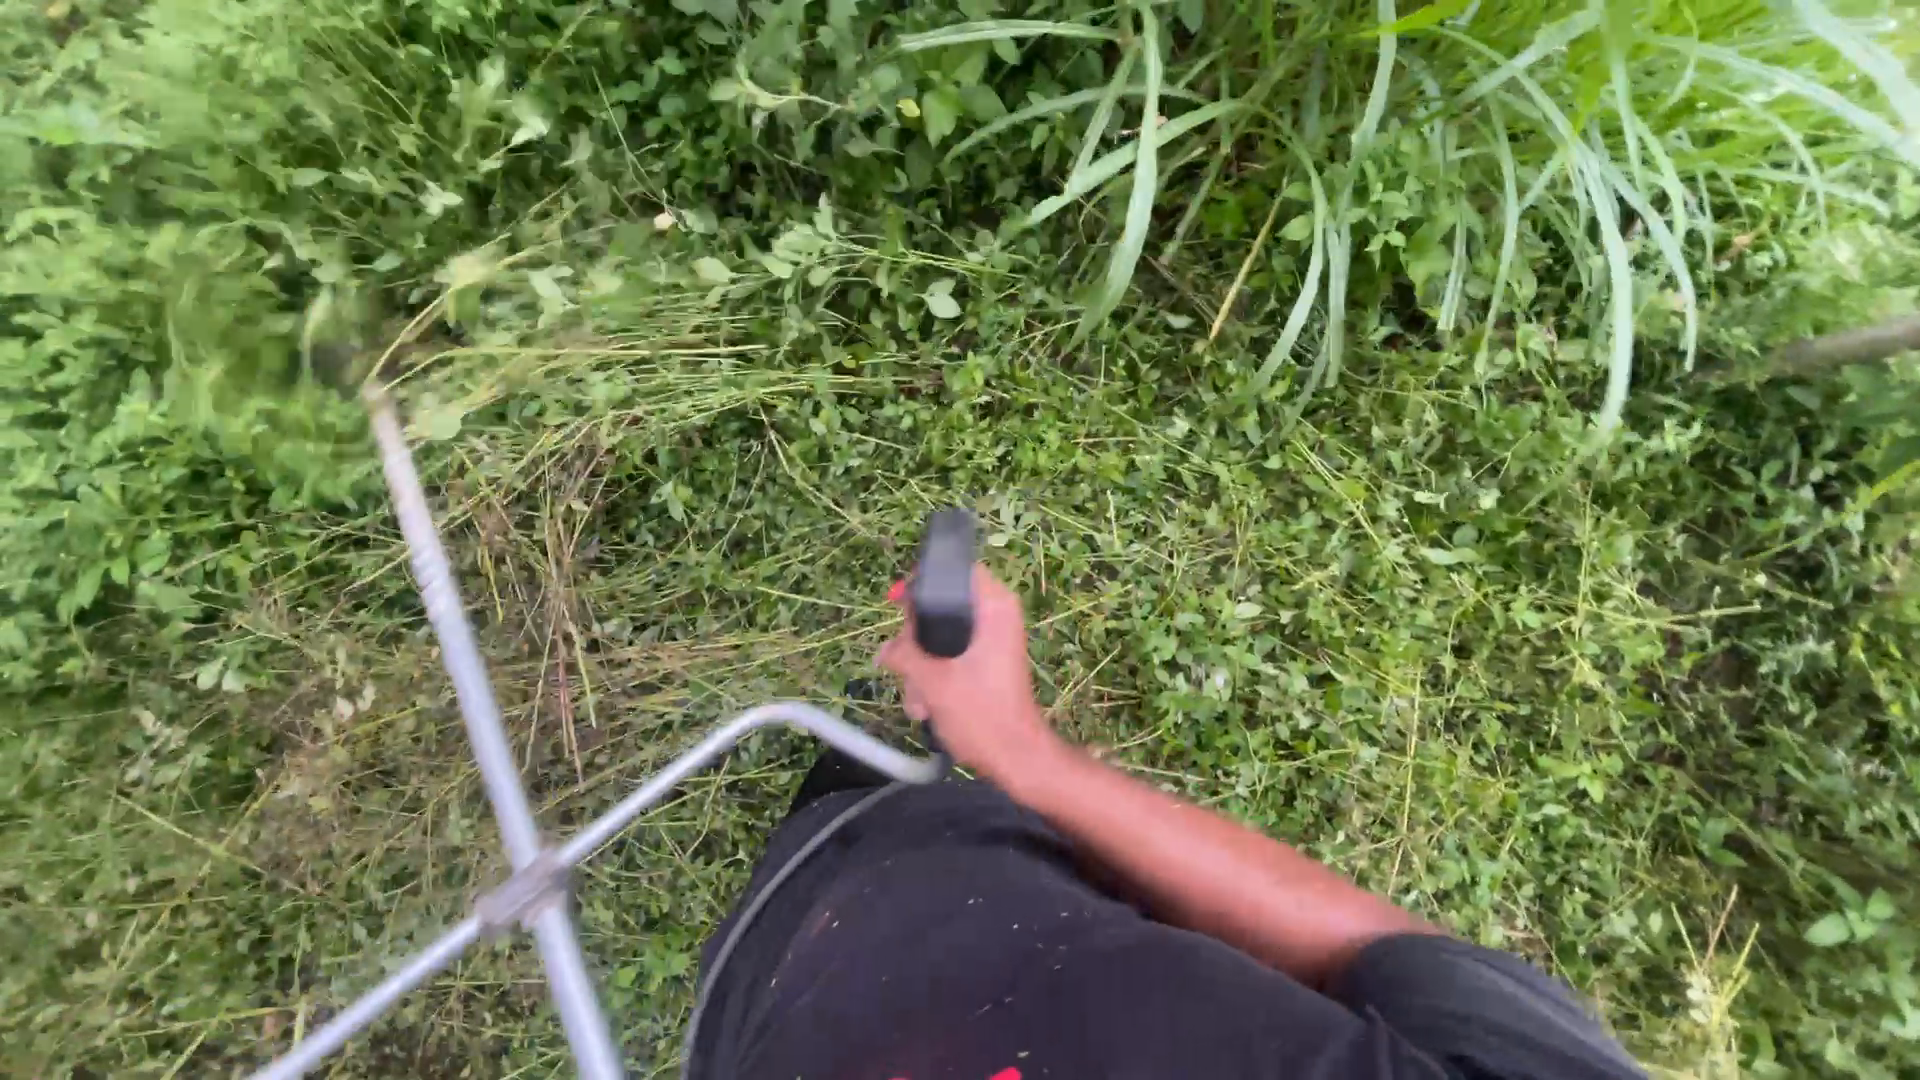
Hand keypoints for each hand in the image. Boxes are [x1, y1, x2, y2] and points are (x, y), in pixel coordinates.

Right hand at [876, 565, 1059, 780]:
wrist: (1014, 757)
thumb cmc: (980, 713)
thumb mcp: (931, 679)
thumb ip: (903, 653)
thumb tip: (885, 650)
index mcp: (994, 607)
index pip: (955, 571)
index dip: (922, 583)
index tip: (897, 604)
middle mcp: (997, 616)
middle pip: (942, 606)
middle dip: (916, 640)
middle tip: (905, 665)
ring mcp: (993, 640)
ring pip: (942, 635)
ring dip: (922, 666)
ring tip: (919, 699)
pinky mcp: (988, 662)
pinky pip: (952, 655)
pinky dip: (936, 675)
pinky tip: (926, 704)